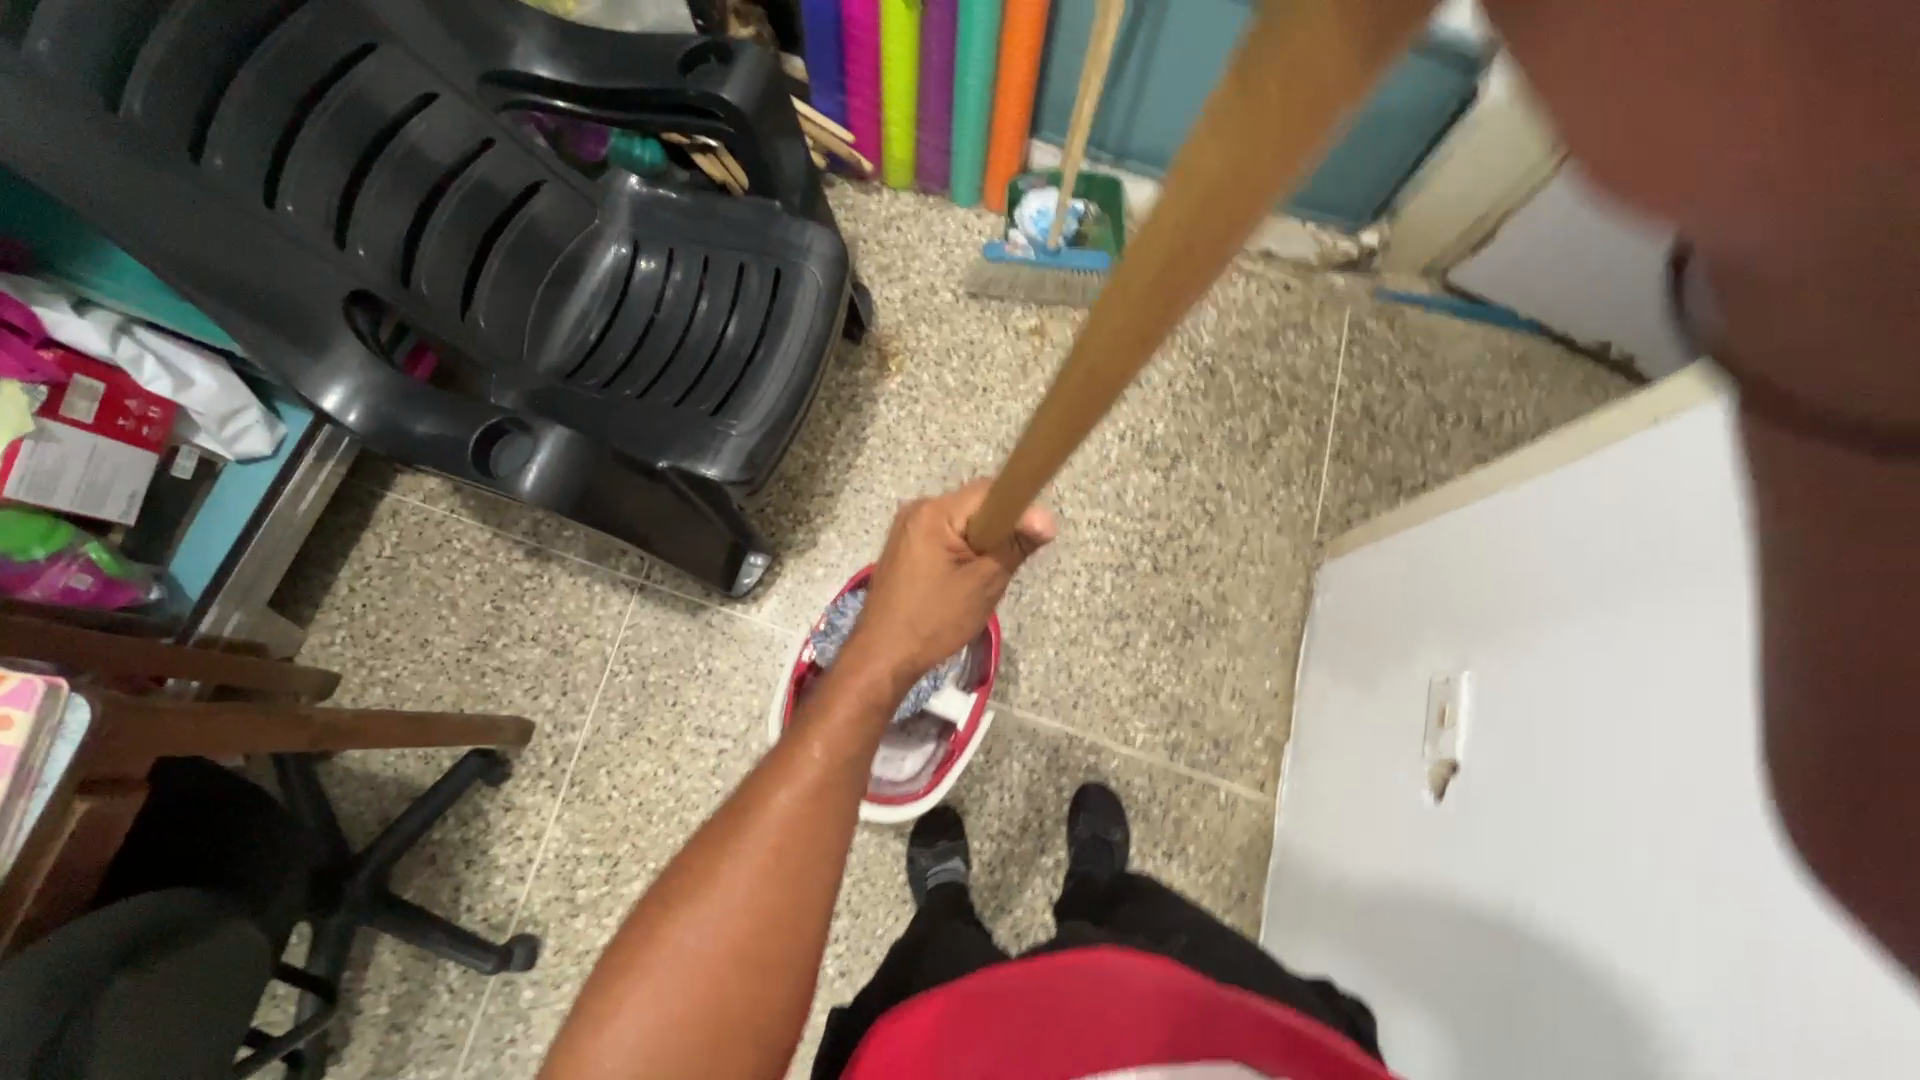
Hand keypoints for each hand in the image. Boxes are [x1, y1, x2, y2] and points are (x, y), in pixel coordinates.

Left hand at [839, 480, 1055, 690]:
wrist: (882, 656)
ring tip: (983, 581)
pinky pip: (944, 539)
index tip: (1033, 538)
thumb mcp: (984, 584)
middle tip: (1006, 567)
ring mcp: (906, 530)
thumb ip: (1016, 546)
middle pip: (974, 507)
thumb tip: (1048, 520)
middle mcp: (916, 511)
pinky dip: (961, 555)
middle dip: (998, 532)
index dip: (1018, 509)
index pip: (989, 491)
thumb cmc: (934, 620)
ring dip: (980, 546)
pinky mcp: (904, 549)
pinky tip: (961, 584)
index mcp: (934, 512)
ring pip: (960, 525)